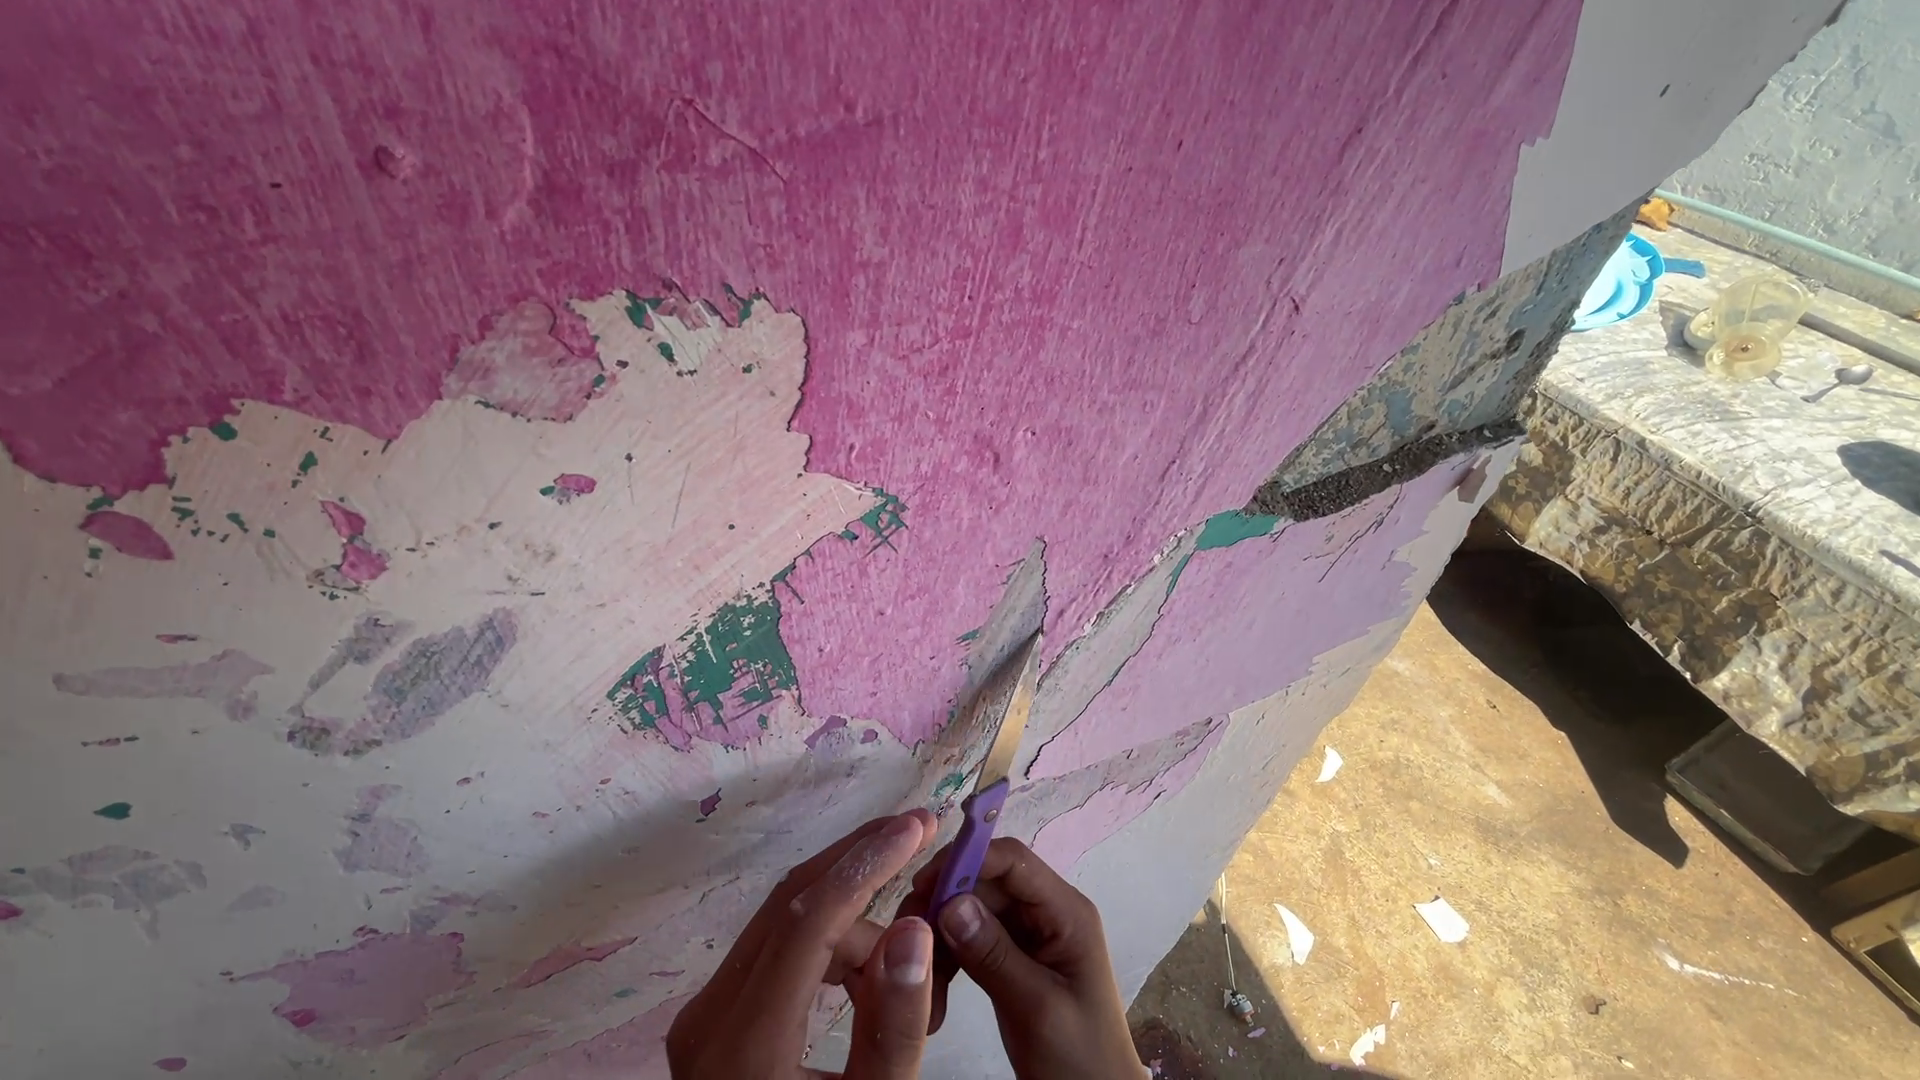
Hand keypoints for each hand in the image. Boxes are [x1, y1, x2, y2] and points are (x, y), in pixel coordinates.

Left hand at [668, 811, 937, 1078]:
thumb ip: (893, 1027)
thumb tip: (913, 928)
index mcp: (743, 1043)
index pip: (807, 921)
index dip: (867, 865)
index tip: (917, 827)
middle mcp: (709, 1015)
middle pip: (790, 904)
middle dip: (860, 860)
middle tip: (921, 832)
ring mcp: (705, 1014)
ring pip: (788, 924)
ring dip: (852, 921)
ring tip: (909, 962)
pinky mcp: (715, 1017)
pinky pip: (779, 952)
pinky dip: (828, 948)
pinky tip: (868, 976)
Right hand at [901, 838, 1140, 1078]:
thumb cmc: (1079, 1056)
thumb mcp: (1037, 1008)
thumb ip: (994, 954)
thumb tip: (949, 903)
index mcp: (1065, 912)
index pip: (1013, 861)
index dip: (967, 859)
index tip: (922, 884)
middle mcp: (1045, 912)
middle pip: (984, 883)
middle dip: (943, 904)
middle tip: (904, 939)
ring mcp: (1027, 934)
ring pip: (970, 911)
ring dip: (940, 937)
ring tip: (919, 978)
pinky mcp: (1010, 957)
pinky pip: (969, 939)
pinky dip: (947, 959)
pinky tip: (934, 991)